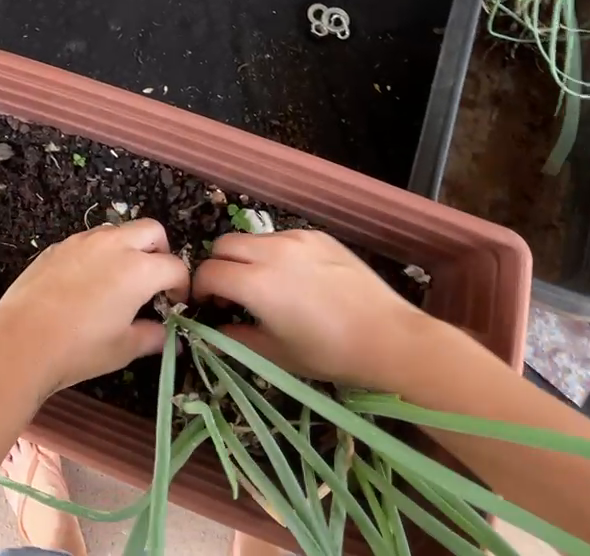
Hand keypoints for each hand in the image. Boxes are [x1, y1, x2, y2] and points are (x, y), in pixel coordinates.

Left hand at [0, 219, 189, 399]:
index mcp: (138, 268)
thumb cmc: (79, 348)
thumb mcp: (123, 349)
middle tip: (153, 283)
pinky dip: (98, 255)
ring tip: (118, 283)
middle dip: (160, 252)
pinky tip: (85, 285)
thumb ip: (152, 336)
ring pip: (118, 231)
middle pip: (151, 230)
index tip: (174, 305)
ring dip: (128, 249)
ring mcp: (82, 241)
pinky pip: (88, 241)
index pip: (175, 266)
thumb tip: (166, 336)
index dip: (182, 286)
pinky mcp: (58, 246)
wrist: (20, 341)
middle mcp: (113, 244)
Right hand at [192, 229, 439, 391]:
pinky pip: (282, 238)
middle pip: (223, 245)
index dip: (200, 289)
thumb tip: (214, 331)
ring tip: (264, 285)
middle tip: (230, 293)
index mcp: (255, 282)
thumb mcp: (275, 354)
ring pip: (252, 239)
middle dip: (218, 267)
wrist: (389, 338)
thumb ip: (236, 339)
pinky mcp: (317, 235)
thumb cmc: (329, 353)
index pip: (208, 272)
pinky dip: (274, 253)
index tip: (208, 305)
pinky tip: (295, 279)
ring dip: (245, 258)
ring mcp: (296, 238)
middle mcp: (270, 251)